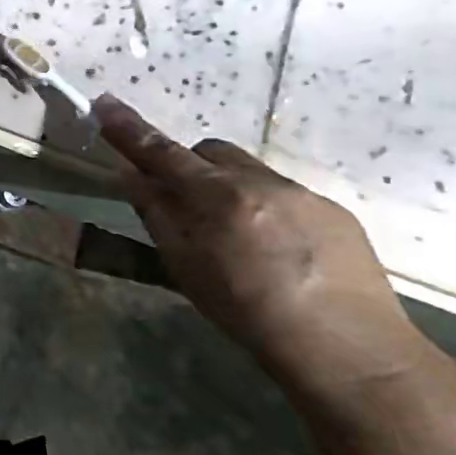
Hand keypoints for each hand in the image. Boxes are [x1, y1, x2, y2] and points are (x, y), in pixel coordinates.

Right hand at [93, 96, 424, 387]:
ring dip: (230, 189)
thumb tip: (132, 175)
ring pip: (249, 172)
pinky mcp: (335, 211)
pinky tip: (280, 253)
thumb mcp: (186, 267)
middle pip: (210, 151)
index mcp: (216, 195)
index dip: (128, 128)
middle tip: (185, 203)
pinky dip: (267, 209)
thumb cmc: (249, 313)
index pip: (160, 151)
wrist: (350, 350)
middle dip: (189, 166)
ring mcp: (302, 192)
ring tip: (239, 239)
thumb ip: (157, 214)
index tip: (105, 104)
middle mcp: (259, 181)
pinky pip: (286, 194)